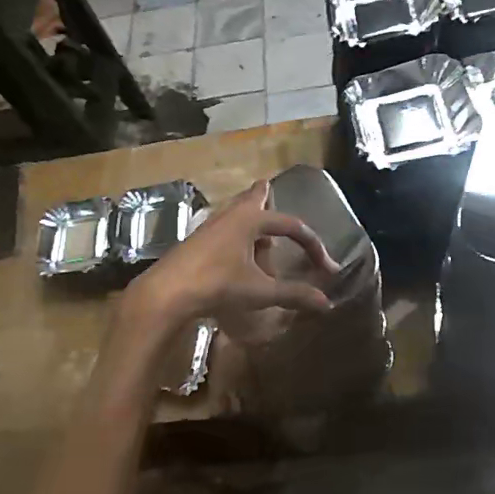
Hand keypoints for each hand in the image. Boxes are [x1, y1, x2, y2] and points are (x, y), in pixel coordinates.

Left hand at [124, 180, 338, 326]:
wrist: (167, 293)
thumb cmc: (217, 285)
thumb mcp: (260, 292)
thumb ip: (294, 295)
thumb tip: (326, 303)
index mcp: (250, 220)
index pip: (291, 225)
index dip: (313, 245)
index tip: (327, 267)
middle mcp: (230, 216)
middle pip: (253, 198)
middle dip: (266, 196)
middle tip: (271, 190)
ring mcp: (210, 227)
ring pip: (235, 212)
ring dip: (250, 216)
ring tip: (258, 223)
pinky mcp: (196, 242)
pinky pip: (223, 228)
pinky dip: (237, 232)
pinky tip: (237, 252)